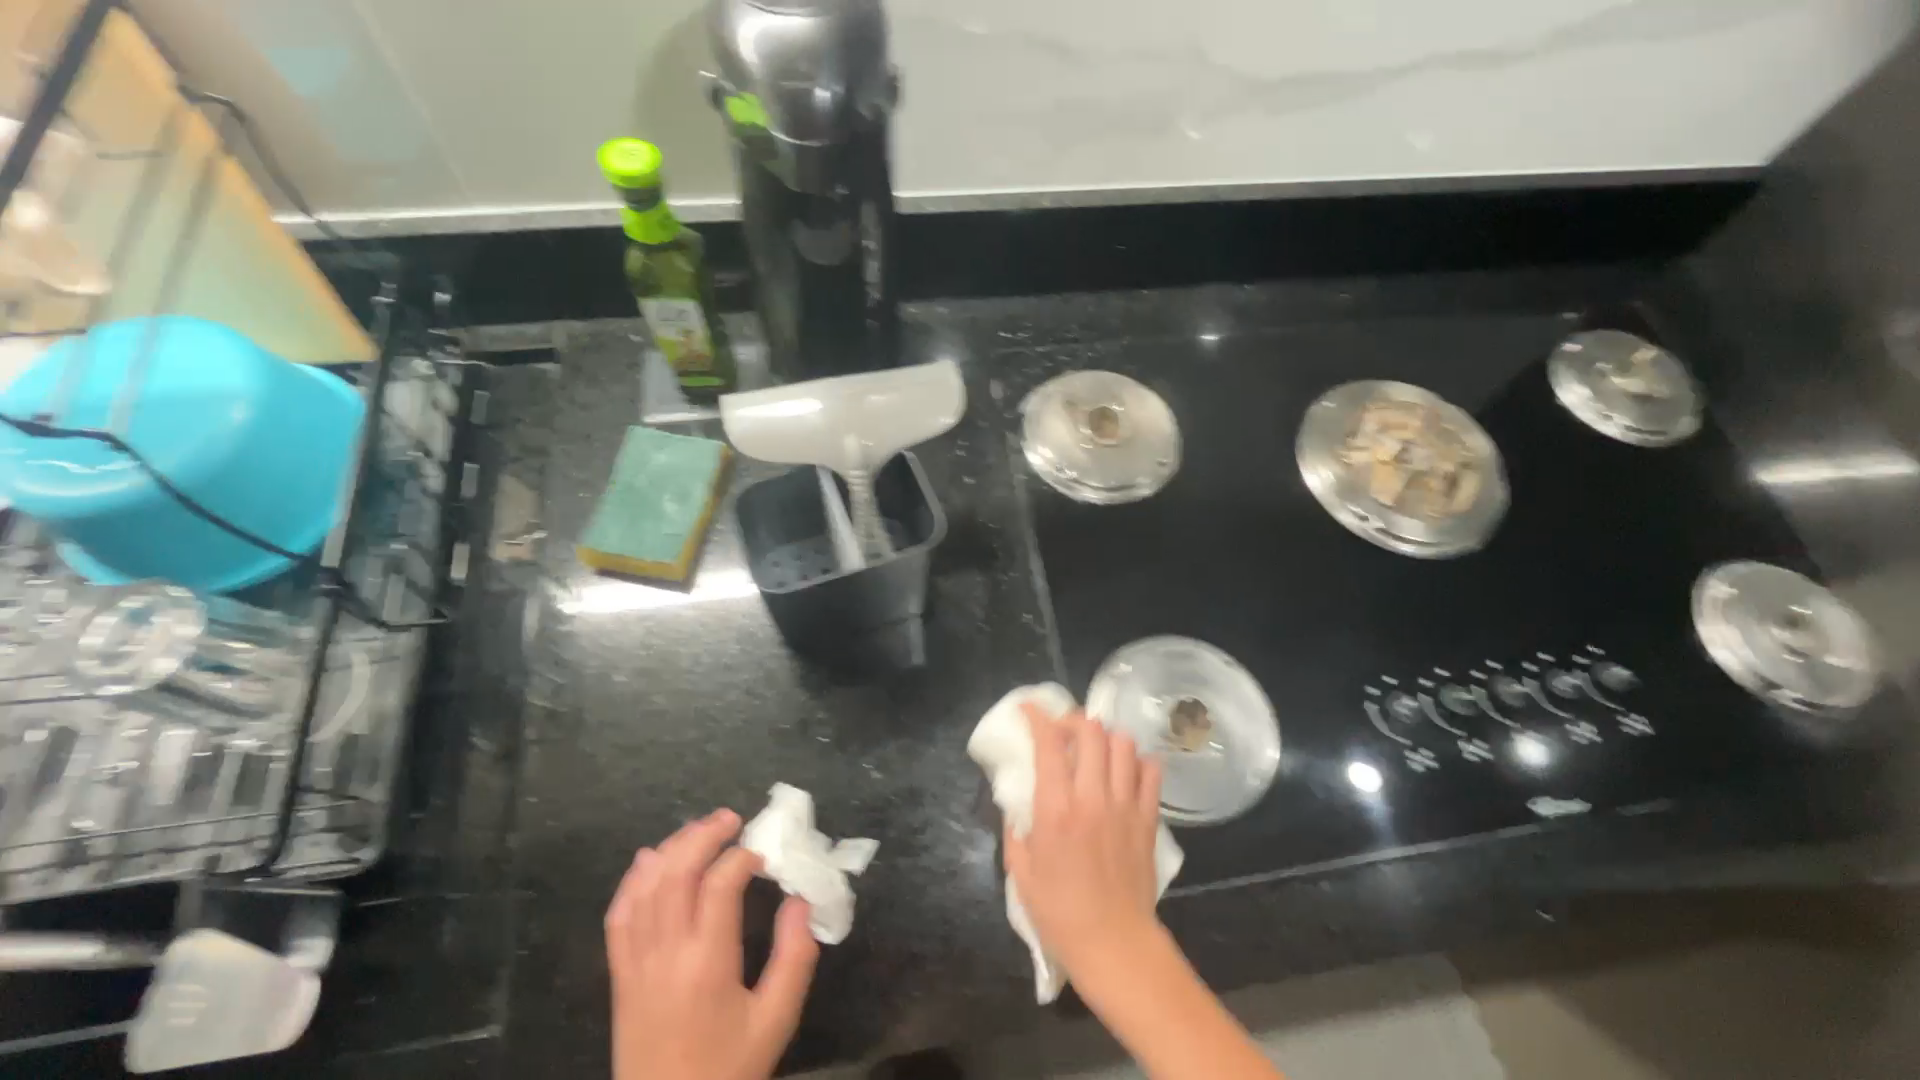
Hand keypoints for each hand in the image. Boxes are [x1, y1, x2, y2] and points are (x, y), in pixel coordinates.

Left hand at [605, 809, 819, 1079]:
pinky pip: (618, 916)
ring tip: (699, 829)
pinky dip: (632, 881)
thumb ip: (794, 958)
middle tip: (732, 818)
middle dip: (703, 835)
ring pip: (646, 887)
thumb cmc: (728, 1069)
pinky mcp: (620, 975)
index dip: (742, 858)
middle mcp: (666, 953)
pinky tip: (648, 860)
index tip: (765, 853)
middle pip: (676, 873)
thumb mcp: (776, 1020)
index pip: (719, 886)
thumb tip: (801, 901)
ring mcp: (636, 962)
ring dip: (672, 848)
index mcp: (707, 962)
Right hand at [1004, 704, 1165, 981]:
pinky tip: (1125, 772)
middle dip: (1073, 720)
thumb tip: (1016, 805)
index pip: (1049, 743)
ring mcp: (1125, 805)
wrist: (1114, 943)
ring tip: (1095, 750)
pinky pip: (1151, 771)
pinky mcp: (1148, 818)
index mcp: (1055, 809)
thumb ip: (1015, 831)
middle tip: (1063, 730)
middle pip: (1091, 732)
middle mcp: (1092, 797)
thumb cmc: (1059, 913)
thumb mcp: (1020, 872)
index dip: (1037, 717)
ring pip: (1123, 744)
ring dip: (1106, 738)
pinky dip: (1138, 761)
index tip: (1028, 710)